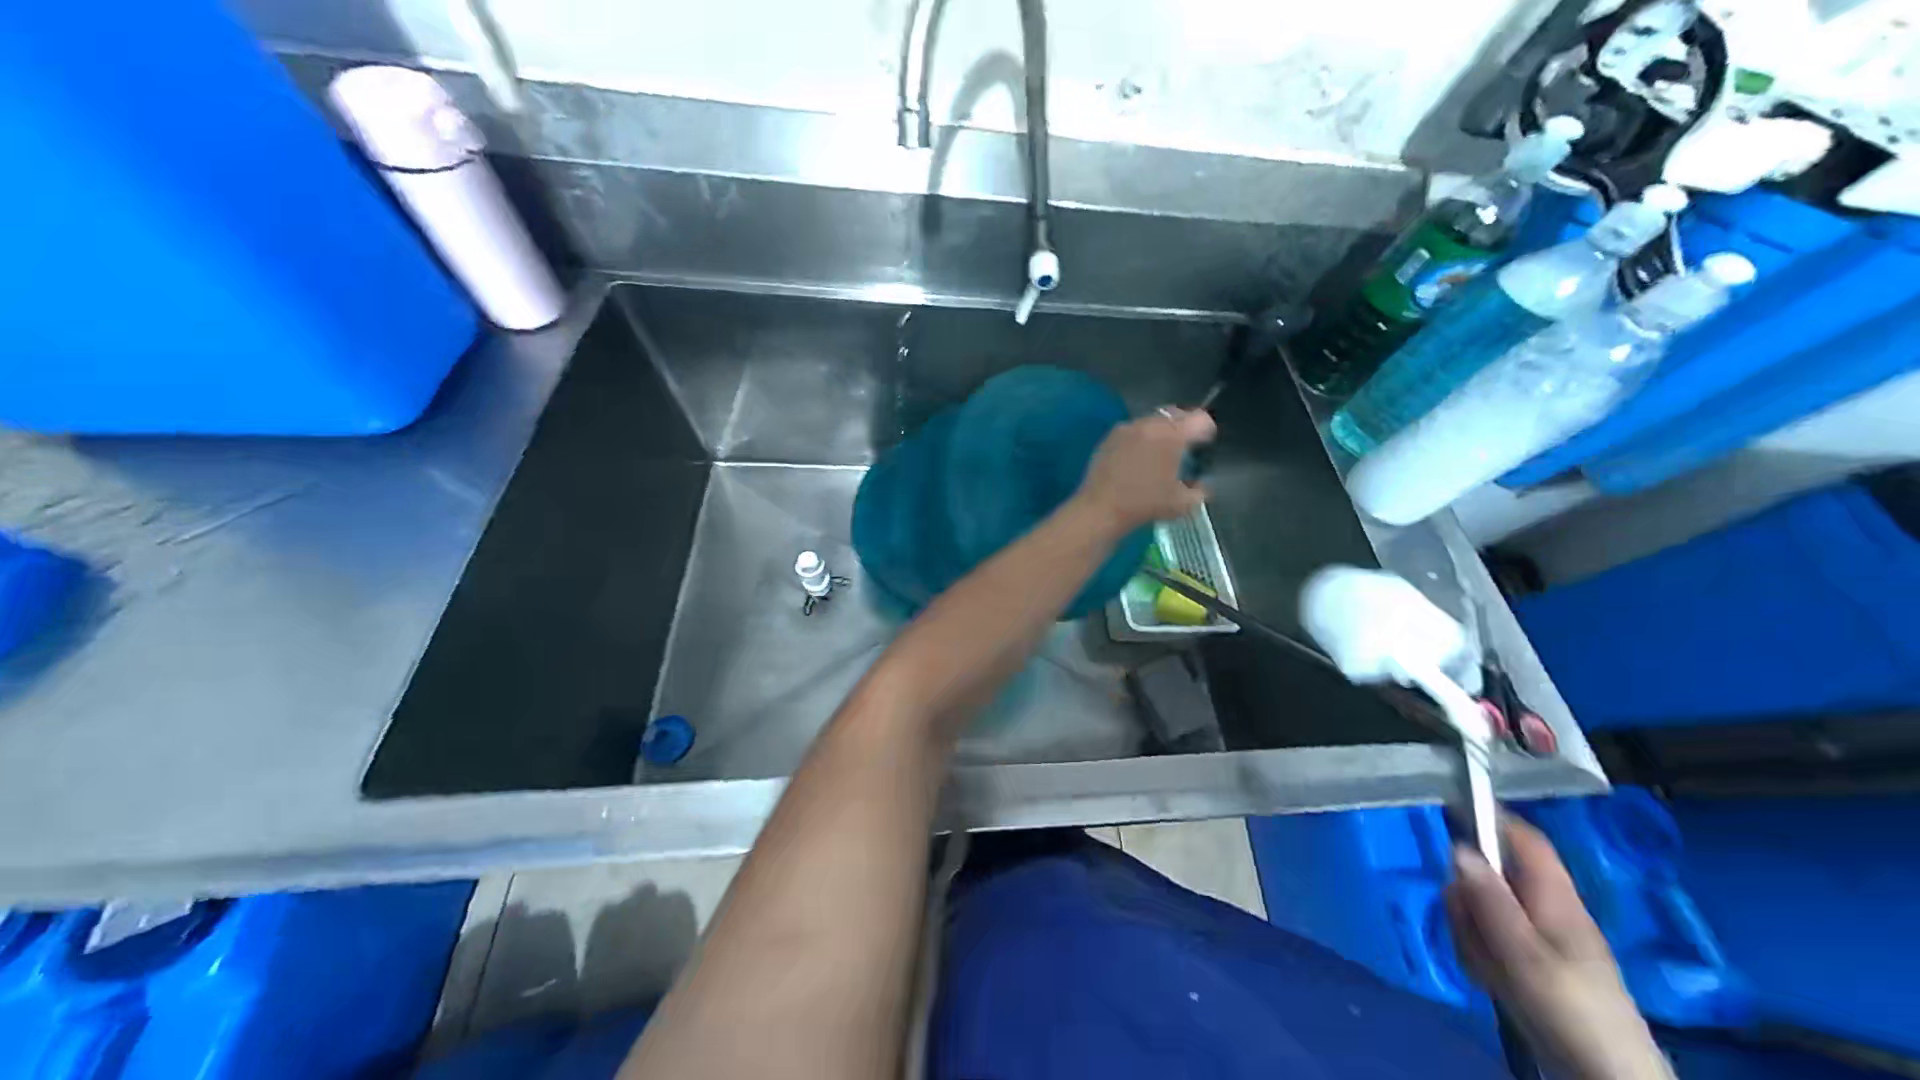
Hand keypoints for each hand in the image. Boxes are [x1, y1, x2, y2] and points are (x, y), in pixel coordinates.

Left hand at [1074, 408, 1215, 532]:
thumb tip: (1200, 484)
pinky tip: (1138, 458)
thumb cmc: (1145, 505)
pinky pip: (1133, 430)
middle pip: (1176, 414)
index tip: (1205, 444)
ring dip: (1161, 431)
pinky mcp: (1109, 437)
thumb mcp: (1182, 504)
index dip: (1207, 431)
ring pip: (1152, 420)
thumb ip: (1200, 490)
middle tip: (1185, 446)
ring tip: (1160, 452)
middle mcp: (1150, 424)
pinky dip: (1141, 438)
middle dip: (1184, 426)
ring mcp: (1127, 428)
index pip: (1200, 419)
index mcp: (1172, 435)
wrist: (1101, 508)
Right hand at [1447, 819, 1674, 1079]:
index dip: (1492, 818)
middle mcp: (1544, 910)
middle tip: (1465, 925)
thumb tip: (1459, 848)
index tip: (1451, 811)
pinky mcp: (1526, 964)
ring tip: (1485, 966)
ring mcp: (1536, 938)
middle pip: (1489, 877)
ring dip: (1470, 932)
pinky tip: (1491, 981)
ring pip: (1480, 910)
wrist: (1605, 1076)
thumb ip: (1488, 900)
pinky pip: (1485, 941)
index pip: (1525, 840)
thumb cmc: (1569, 1008)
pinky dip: (1478, 956)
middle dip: (1466, 897)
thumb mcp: (1523, 954)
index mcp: (1554, 899)